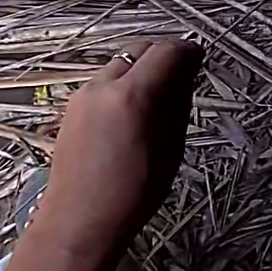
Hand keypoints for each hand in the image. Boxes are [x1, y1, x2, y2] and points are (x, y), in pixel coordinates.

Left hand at [30, 39, 201, 259]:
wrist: (79, 221)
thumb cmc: (134, 192)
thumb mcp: (171, 147)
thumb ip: (178, 103)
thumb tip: (186, 74)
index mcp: (133, 95)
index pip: (166, 51)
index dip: (188, 51)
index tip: (199, 59)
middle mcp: (104, 86)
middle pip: (140, 50)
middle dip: (164, 56)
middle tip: (182, 78)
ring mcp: (83, 95)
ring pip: (120, 64)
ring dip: (142, 70)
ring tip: (157, 99)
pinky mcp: (72, 107)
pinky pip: (104, 82)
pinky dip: (123, 84)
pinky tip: (132, 113)